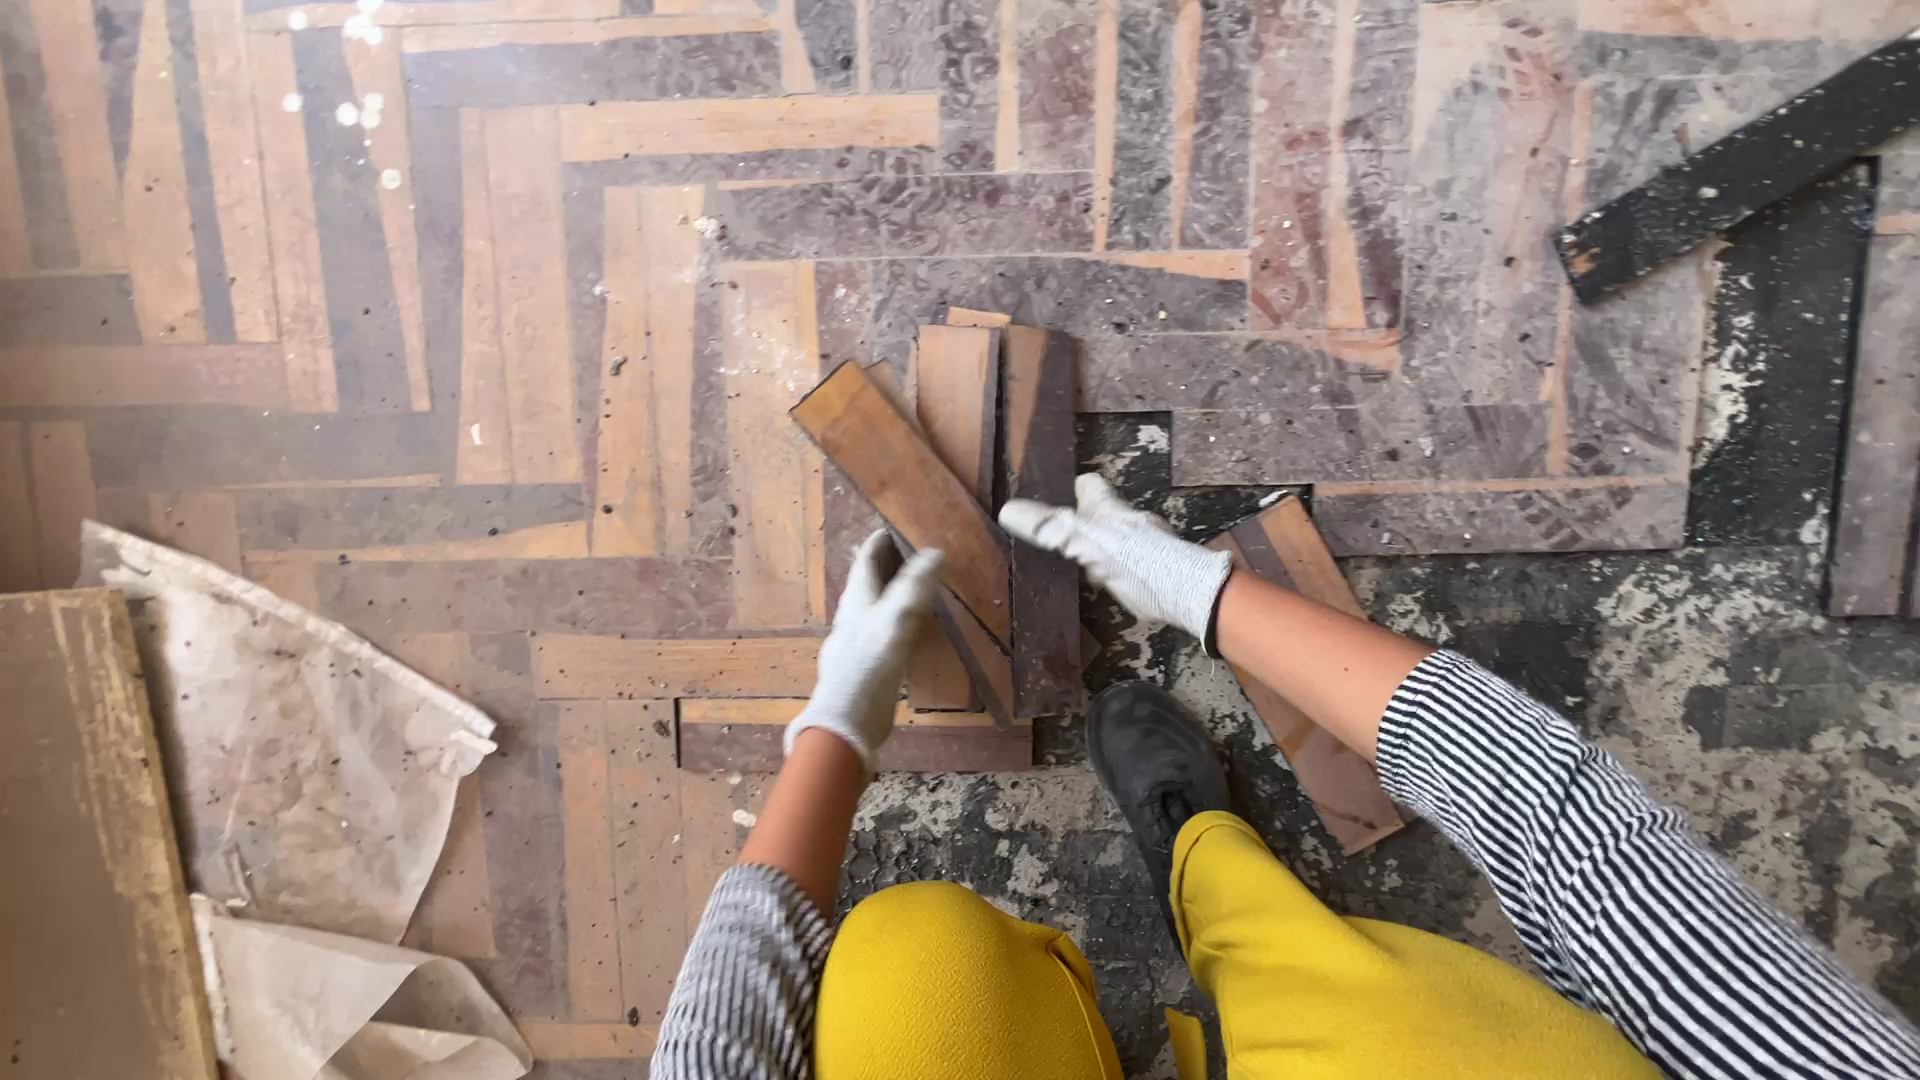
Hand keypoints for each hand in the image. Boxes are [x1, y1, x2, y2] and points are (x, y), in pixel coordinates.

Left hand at [785, 530, 945, 772]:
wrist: (848, 721)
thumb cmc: (868, 665)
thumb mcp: (895, 620)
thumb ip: (914, 587)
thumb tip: (935, 552)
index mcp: (856, 599)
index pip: (866, 560)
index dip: (879, 541)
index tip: (897, 525)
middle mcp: (853, 615)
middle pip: (869, 580)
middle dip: (888, 563)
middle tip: (914, 551)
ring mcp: (858, 640)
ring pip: (875, 605)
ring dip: (893, 591)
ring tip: (916, 584)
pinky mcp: (866, 663)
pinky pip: (883, 628)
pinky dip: (898, 618)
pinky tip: (911, 628)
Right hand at [1000, 473, 1232, 650]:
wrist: (1189, 595)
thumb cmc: (1138, 561)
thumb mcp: (1086, 541)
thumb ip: (1050, 527)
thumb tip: (1007, 510)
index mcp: (1109, 509)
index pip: (1089, 485)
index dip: (1072, 489)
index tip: (1055, 497)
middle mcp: (1128, 522)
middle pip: (1101, 513)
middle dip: (1083, 522)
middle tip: (1057, 537)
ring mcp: (1143, 546)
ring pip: (1113, 539)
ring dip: (1098, 549)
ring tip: (1074, 565)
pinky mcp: (1153, 571)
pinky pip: (1125, 564)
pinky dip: (1112, 571)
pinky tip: (1104, 586)